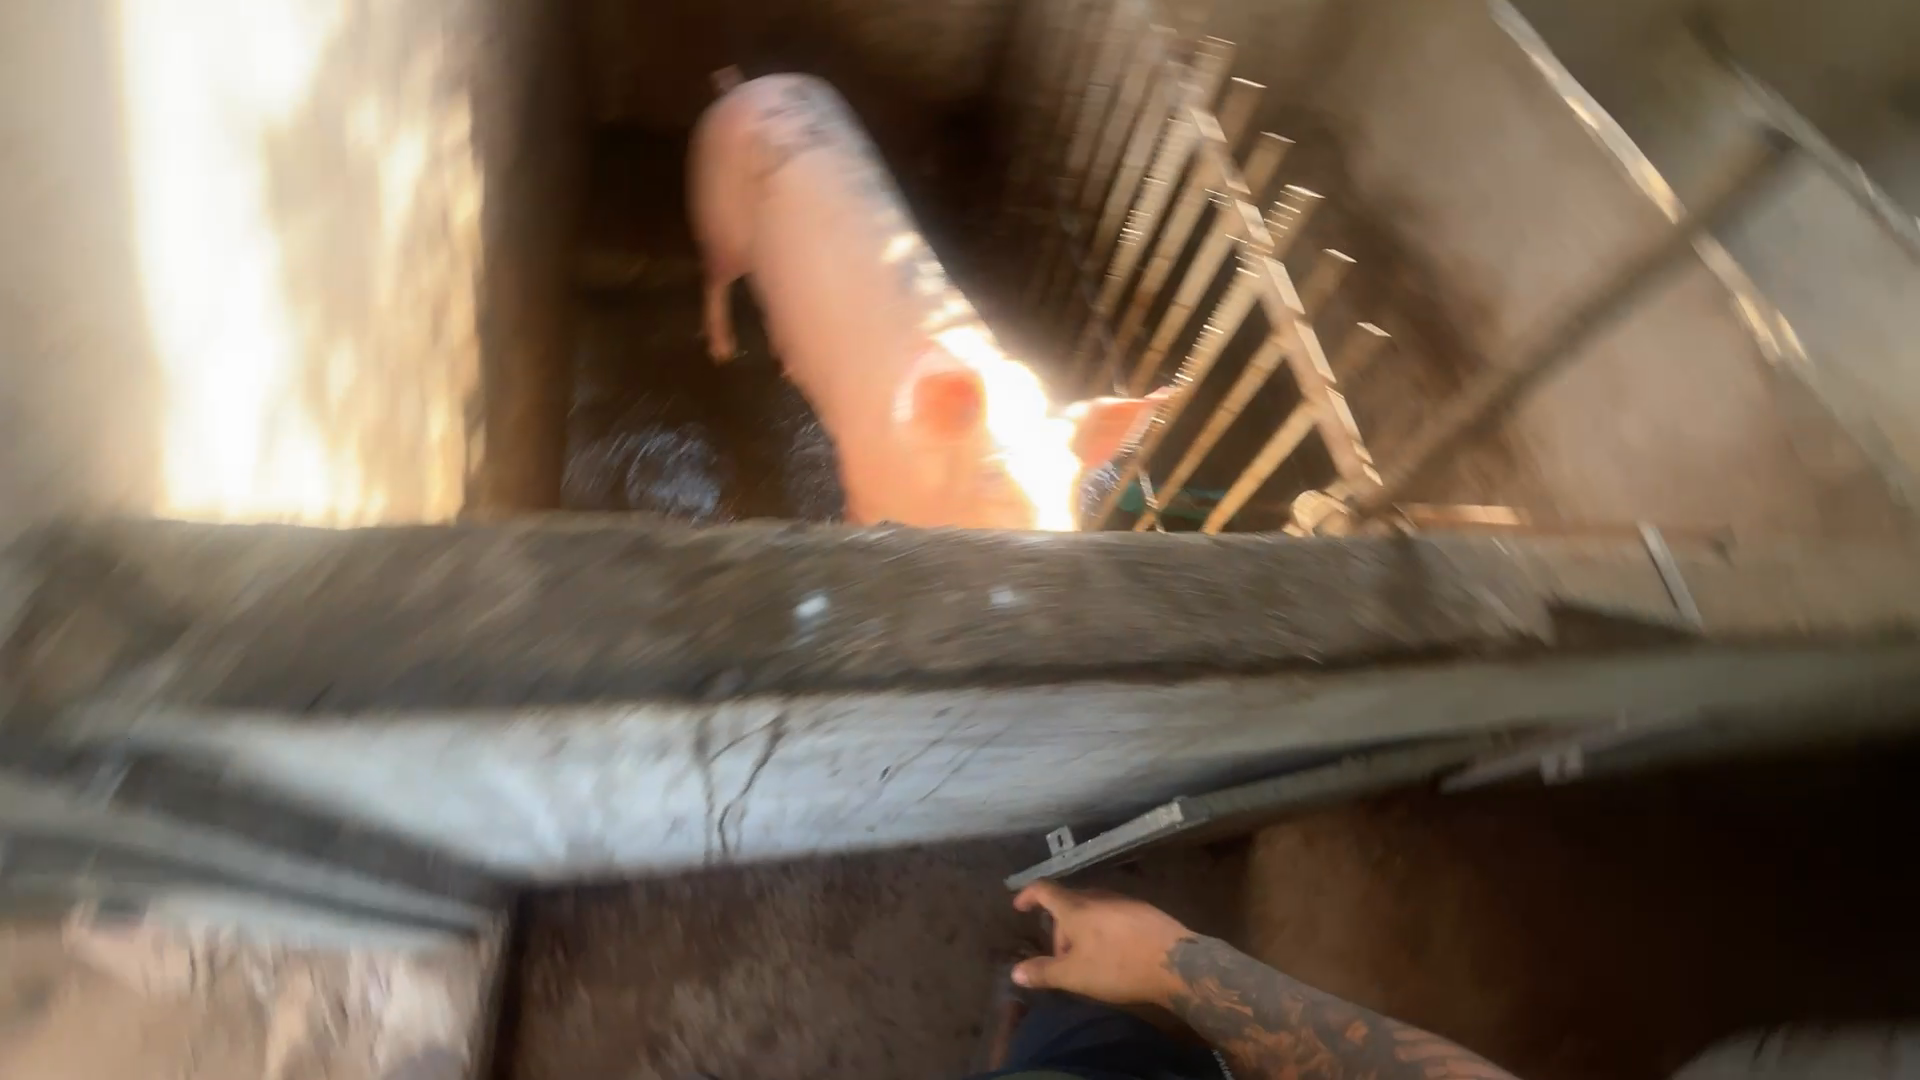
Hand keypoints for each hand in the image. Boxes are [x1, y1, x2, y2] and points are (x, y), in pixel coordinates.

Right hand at [1010, 882, 1192, 1005]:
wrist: (1174, 961)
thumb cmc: (1117, 965)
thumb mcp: (1075, 975)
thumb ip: (1044, 972)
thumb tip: (1015, 972)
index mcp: (1074, 907)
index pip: (1043, 889)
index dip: (1028, 895)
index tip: (1019, 905)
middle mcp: (1095, 895)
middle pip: (1067, 903)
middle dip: (1058, 927)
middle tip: (1061, 959)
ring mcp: (1120, 900)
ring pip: (1090, 909)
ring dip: (1080, 929)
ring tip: (1086, 959)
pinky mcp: (1140, 909)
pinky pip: (1110, 914)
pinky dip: (1101, 929)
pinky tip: (1113, 953)